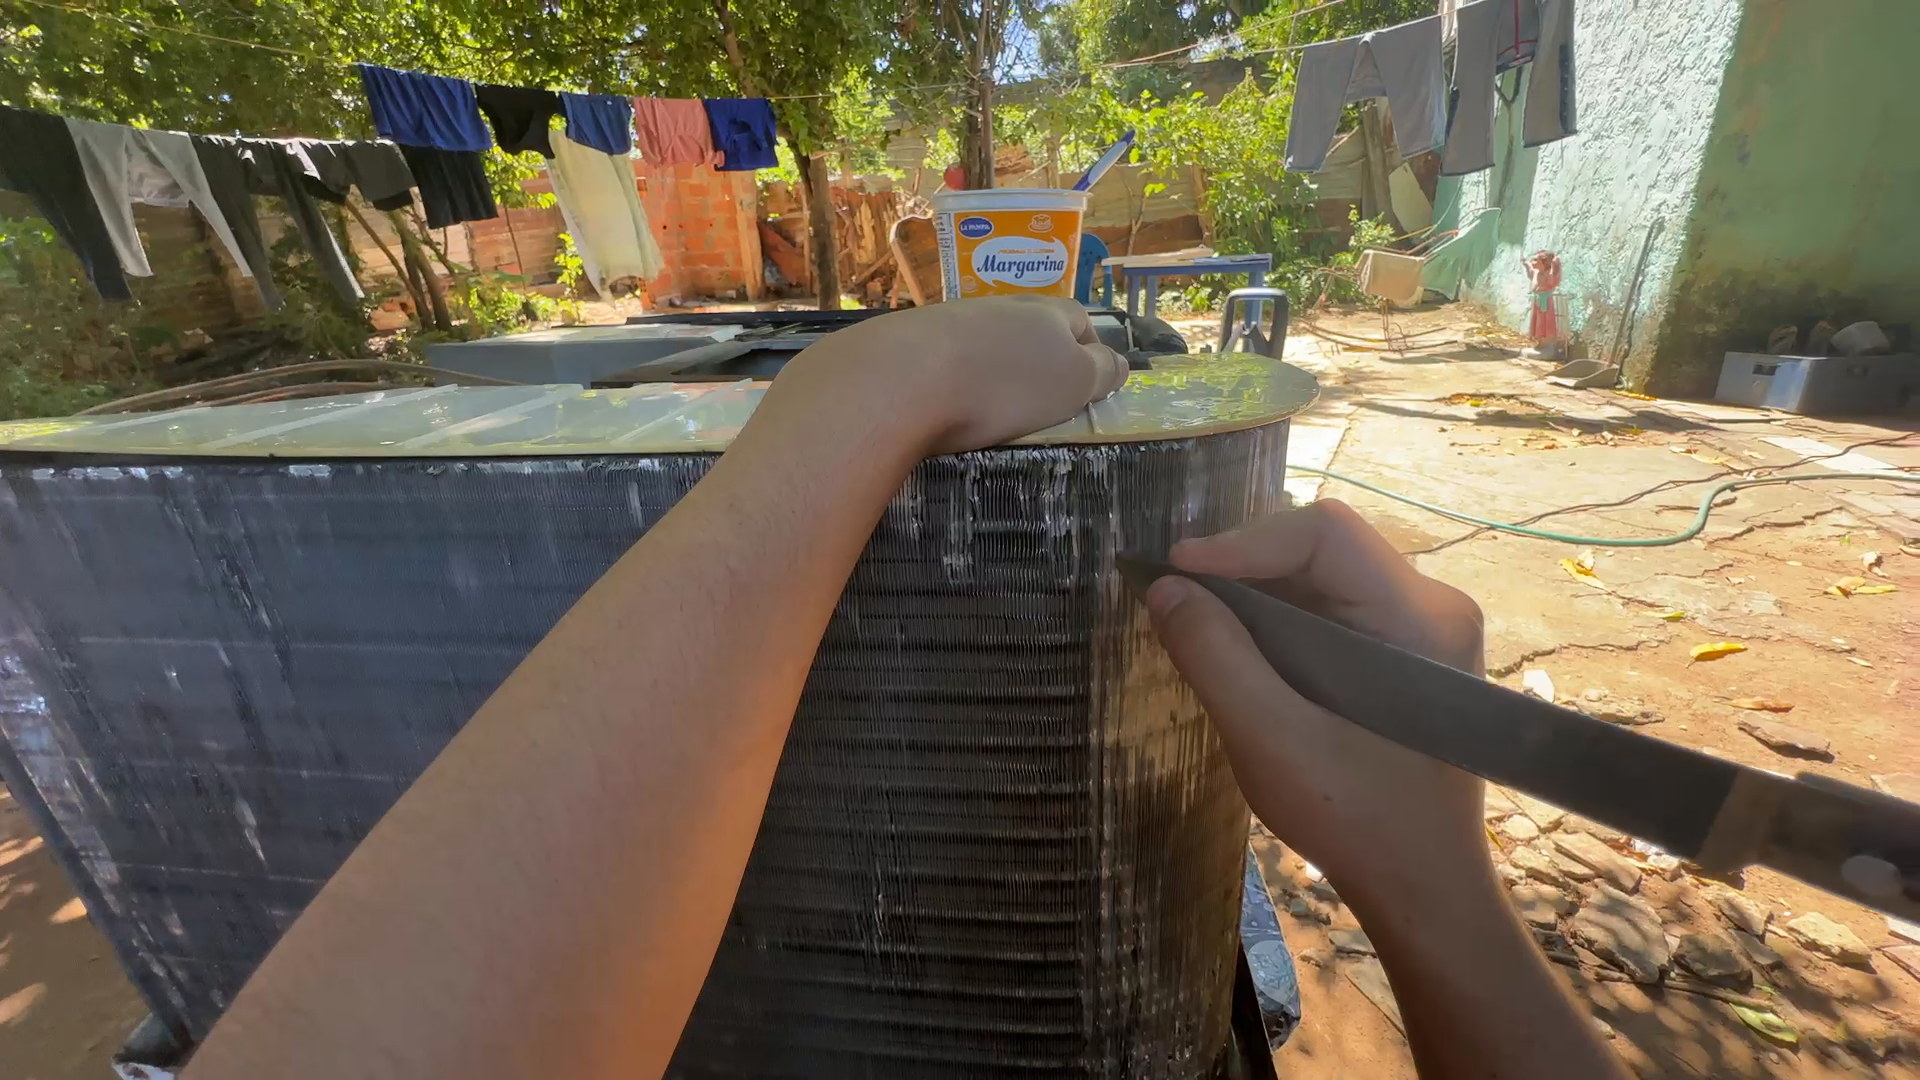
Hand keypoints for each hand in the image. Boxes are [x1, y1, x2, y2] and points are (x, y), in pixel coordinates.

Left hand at [764, 297, 1128, 455]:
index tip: (1088, 384)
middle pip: (1032, 328)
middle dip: (1040, 357)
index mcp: (1047, 312)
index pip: (1081, 323)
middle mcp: (1001, 307)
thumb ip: (1100, 371)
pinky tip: (948, 400)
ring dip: (995, 365)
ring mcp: (953, 321)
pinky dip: (955, 376)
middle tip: (1041, 395)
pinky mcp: (911, 343)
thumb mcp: (1071, 383)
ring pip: (987, 341)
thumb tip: (1119, 363)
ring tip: (992, 402)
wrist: (903, 379)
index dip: (1090, 352)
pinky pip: (947, 358)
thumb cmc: (1004, 383)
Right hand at [1142, 500, 1488, 910]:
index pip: (1323, 535)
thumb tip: (1163, 588)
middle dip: (1237, 567)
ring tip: (1192, 620)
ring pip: (1308, 572)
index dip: (1241, 542)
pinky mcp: (1389, 645)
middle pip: (1315, 547)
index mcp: (1417, 618)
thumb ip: (1215, 658)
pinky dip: (1261, 616)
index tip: (1175, 570)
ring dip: (1244, 592)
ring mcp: (1410, 623)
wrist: (1421, 886)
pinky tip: (1230, 644)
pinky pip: (1314, 604)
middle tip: (1175, 597)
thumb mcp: (1272, 741)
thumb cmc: (1357, 821)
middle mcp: (1424, 603)